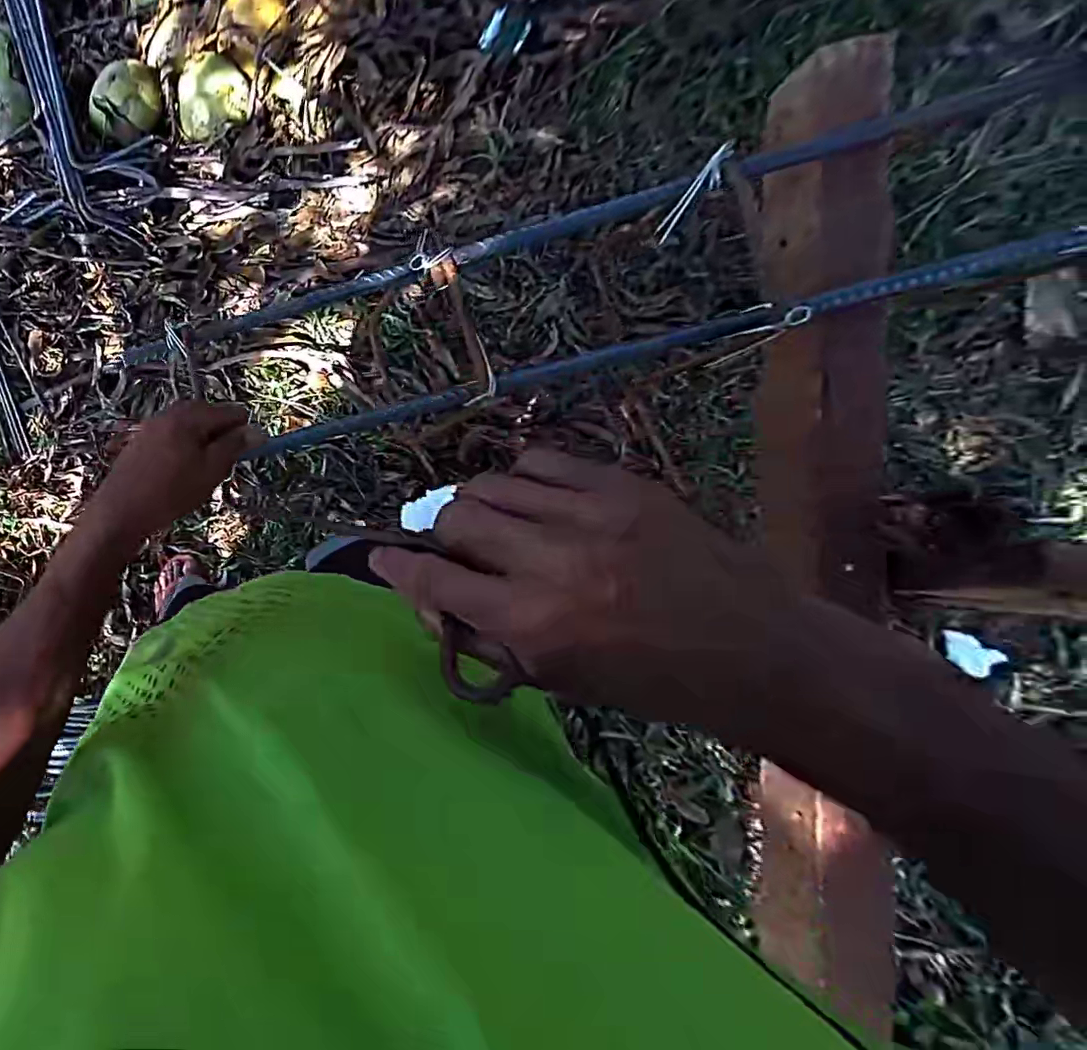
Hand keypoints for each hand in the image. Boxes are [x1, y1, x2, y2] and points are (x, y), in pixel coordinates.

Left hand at [83, 401, 259, 542]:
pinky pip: (170, 437)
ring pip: (187, 427)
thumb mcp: (210, 471)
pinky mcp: (139, 442)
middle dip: (220, 435)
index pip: (230, 411)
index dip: (243, 431)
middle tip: (222, 466)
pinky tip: (178, 474)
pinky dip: (182, 449)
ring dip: (201, 443)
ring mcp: (150, 426)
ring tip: (201, 473)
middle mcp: (169, 414)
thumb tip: (255, 431)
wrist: (119, 511)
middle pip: (206, 415)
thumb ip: (233, 447)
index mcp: (189, 416)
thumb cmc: (171, 493)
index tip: (244, 456)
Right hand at [369, 448, 808, 731]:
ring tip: (497, 524)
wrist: (762, 654)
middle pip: (453, 517)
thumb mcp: (548, 678)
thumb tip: (427, 595)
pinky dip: (521, 481)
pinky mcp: (623, 487)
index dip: (394, 565)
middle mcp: (550, 563)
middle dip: (440, 533)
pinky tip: (535, 502)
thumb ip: (476, 634)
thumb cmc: (644, 682)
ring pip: (489, 485)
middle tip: (457, 548)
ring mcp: (589, 517)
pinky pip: (539, 461)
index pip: (431, 577)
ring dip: (477, 506)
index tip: (382, 558)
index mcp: (530, 621)